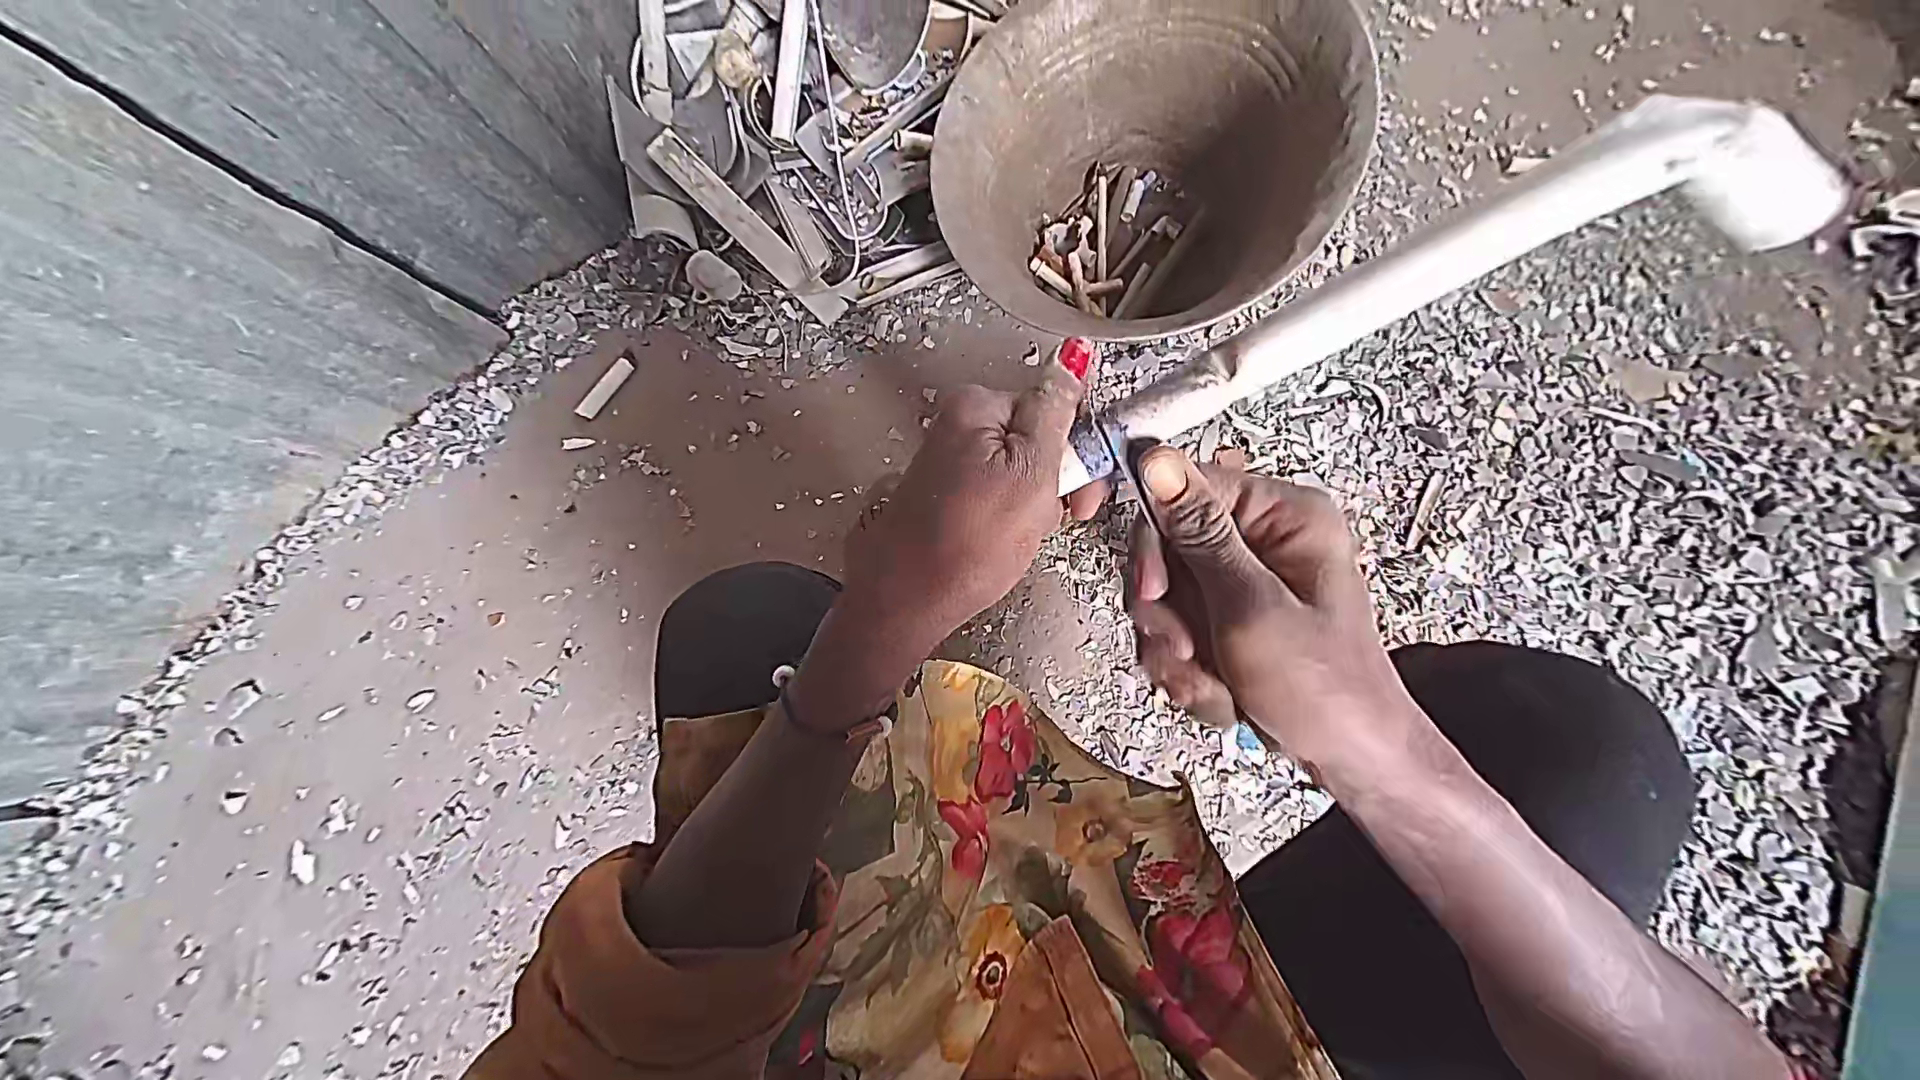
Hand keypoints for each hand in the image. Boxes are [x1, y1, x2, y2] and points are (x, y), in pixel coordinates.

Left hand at [838, 340, 1095, 655]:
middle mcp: (955, 426)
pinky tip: (1000, 541)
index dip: (1075, 450)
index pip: (1053, 407)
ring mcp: (949, 462)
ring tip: (1018, 534)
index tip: (1079, 484)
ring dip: (1033, 505)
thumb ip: (1055, 410)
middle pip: (1035, 441)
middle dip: (1053, 481)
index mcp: (975, 406)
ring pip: (1020, 474)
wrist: (908, 602)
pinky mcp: (946, 495)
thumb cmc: (964, 545)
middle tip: (1050, 515)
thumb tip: (1073, 354)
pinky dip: (1008, 518)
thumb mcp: (1031, 471)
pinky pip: (996, 496)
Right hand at [1126, 445, 1423, 775]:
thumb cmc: (1324, 688)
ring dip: (1171, 645)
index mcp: (1284, 516)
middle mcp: (1259, 540)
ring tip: (1207, 676)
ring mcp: (1237, 580)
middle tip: (1188, 646)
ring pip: (1159, 593)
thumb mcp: (1253, 607)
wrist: (1345, 760)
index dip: (1155, 539)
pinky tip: (1212, 685)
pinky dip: (1180, 663)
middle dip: (1166, 609)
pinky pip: (1168, 624)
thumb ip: (1200, 535)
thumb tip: (1158, 464)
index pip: (1186, 489)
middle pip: (1163, 547)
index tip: (1153, 588)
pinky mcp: (1221, 614)